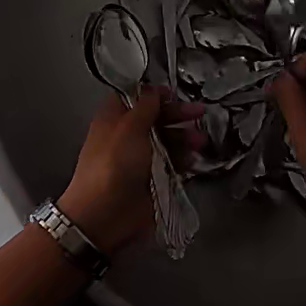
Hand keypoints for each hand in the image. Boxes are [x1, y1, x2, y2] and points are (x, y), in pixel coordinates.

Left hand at [57, 88, 202, 253]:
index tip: (174, 93)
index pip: (135, 97)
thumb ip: (145, 106)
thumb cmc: (112, 165)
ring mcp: (140, 158)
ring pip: (167, 141)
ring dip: (184, 138)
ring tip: (200, 140)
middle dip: (177, 115)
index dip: (154, 93)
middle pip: (156, 118)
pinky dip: (184, 160)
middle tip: (198, 113)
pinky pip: (172, 165)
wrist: (105, 215)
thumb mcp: (129, 127)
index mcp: (114, 118)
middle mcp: (127, 136)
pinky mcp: (152, 179)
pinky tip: (193, 160)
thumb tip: (153, 90)